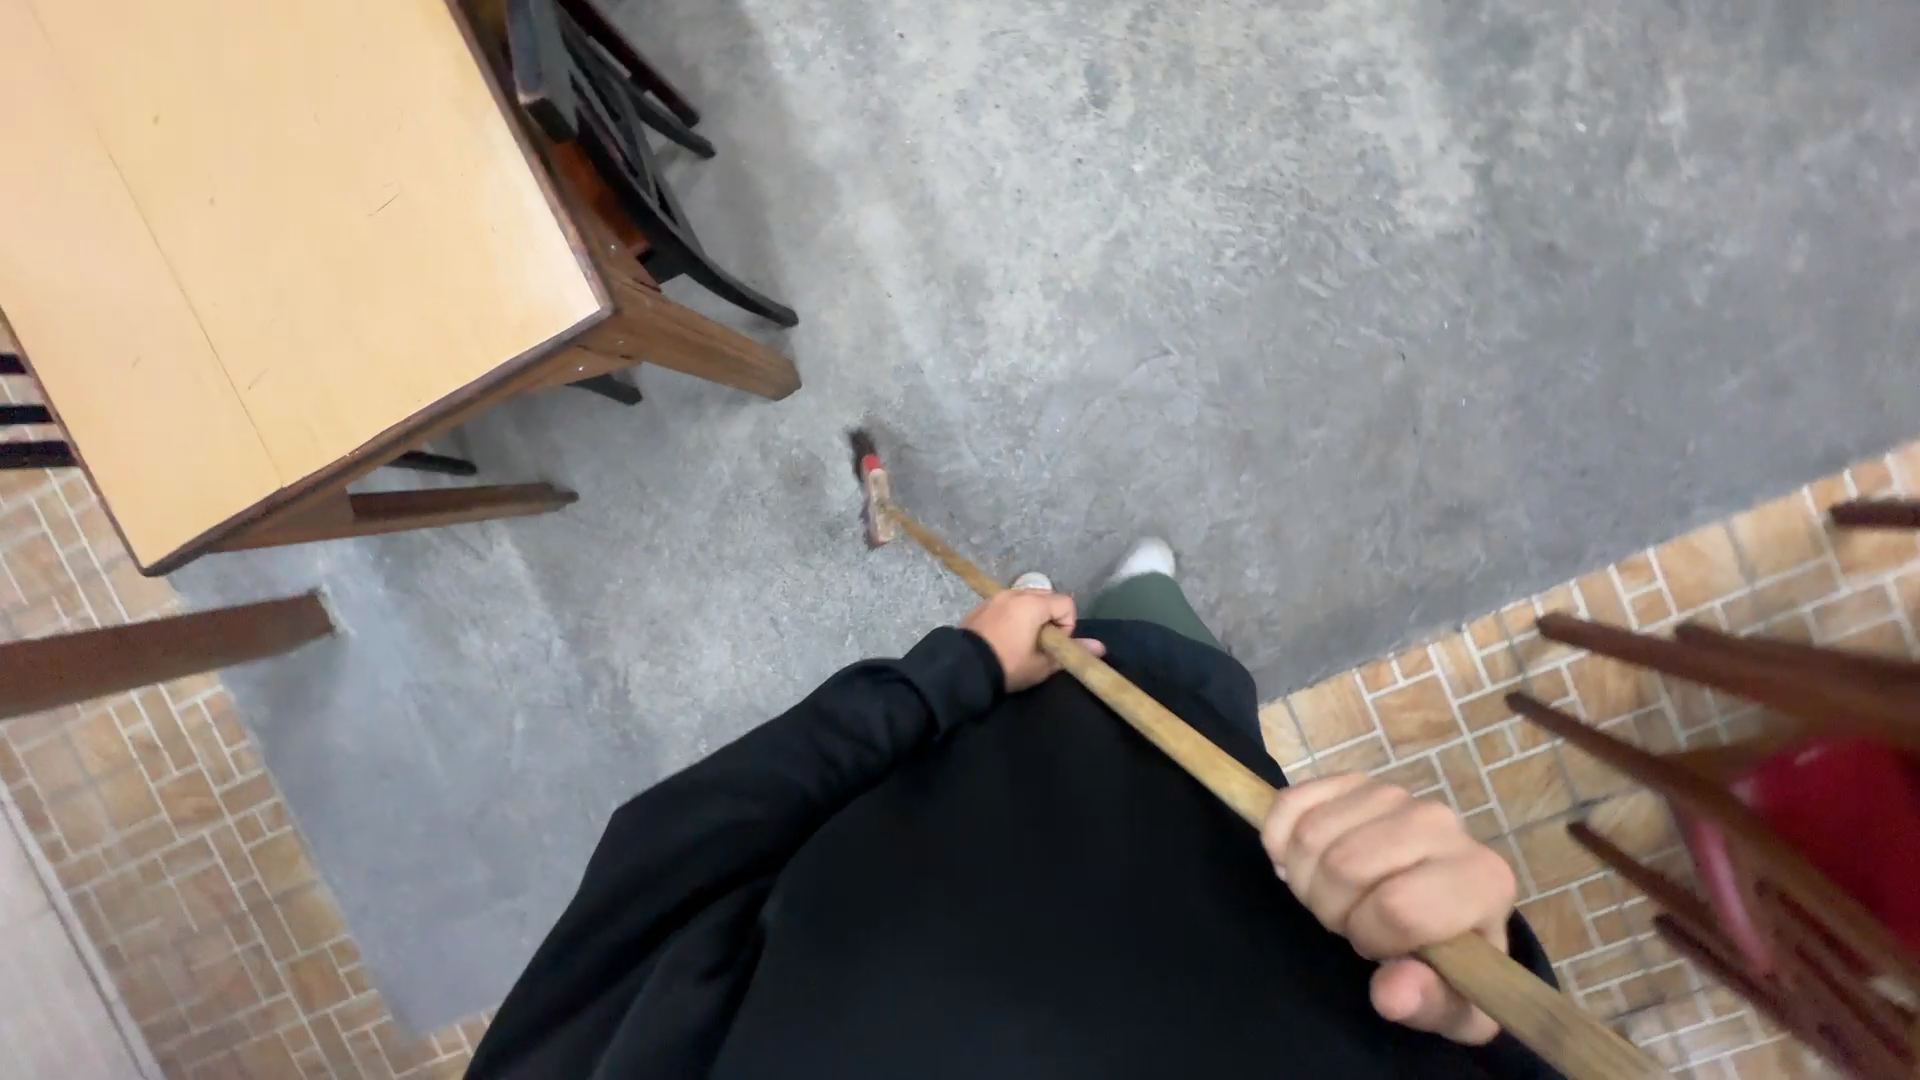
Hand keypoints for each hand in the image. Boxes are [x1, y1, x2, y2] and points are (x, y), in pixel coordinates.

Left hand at [959, 588, 1105, 691]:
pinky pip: (1007, 604)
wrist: (962, 668)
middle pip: (1047, 597)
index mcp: (1033, 604)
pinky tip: (1004, 637)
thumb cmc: (1007, 666)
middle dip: (1050, 618)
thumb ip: (1071, 652)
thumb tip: (1100, 648)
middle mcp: (1015, 593)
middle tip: (1040, 644)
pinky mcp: (982, 605)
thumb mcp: (1042, 665)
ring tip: (1022, 641)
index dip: (1067, 625)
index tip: (1054, 645)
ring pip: (1026, 599)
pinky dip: (1013, 615)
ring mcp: (996, 597)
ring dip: (1032, 616)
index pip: (1066, 603)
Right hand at [1260, 773, 1516, 1044]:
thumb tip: (1390, 994)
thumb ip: (1430, 1003)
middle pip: (1344, 865)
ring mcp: (1390, 794)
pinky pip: (1291, 801)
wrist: (1440, 899)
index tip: (1375, 947)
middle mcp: (1440, 823)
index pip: (1399, 907)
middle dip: (1328, 906)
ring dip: (1302, 876)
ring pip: (1311, 834)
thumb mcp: (1457, 1004)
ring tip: (1326, 892)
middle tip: (1343, 921)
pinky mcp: (1350, 779)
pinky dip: (1278, 838)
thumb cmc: (1450, 956)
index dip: (1370, 936)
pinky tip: (1297, 861)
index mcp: (1482, 879)